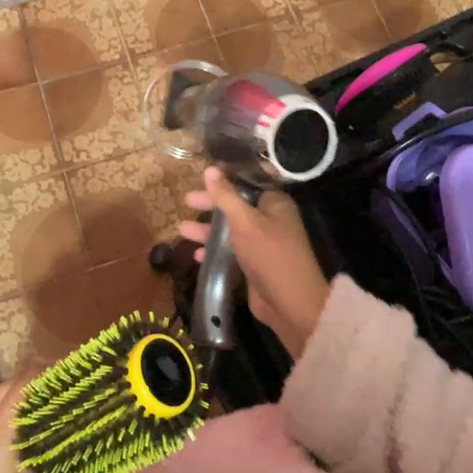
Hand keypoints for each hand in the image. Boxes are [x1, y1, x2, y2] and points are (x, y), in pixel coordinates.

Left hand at [0, 375, 75, 472]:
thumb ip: (72, 460)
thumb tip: (90, 430)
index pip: (24, 383)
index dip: (50, 375)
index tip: (71, 379)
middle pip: (7, 386)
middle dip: (35, 386)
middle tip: (59, 395)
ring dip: (16, 399)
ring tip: (40, 411)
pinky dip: (0, 413)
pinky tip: (17, 428)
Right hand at [179, 167, 331, 358]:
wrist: (290, 303)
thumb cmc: (269, 254)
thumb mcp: (244, 221)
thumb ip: (226, 196)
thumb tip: (210, 169)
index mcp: (275, 204)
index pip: (246, 185)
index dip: (223, 183)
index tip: (200, 181)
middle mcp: (272, 220)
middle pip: (236, 207)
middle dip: (210, 206)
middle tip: (187, 202)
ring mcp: (264, 244)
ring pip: (231, 231)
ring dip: (208, 231)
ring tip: (181, 230)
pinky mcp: (257, 265)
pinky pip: (232, 253)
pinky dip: (216, 252)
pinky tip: (198, 256)